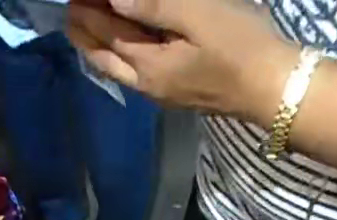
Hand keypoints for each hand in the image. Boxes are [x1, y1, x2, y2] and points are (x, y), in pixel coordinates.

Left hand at [66, 0, 298, 120]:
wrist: (268, 88)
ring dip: (96, 49)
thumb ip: (153, 6)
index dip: (88, 9)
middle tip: (68, 11)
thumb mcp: (196, 15)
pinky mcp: (172, 94)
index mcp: (147, 64)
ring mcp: (158, 93)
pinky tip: (118, 48)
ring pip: (115, 70)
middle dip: (82, 33)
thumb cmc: (237, 45)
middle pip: (103, 58)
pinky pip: (132, 74)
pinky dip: (116, 58)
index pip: (107, 32)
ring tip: (82, 29)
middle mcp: (145, 84)